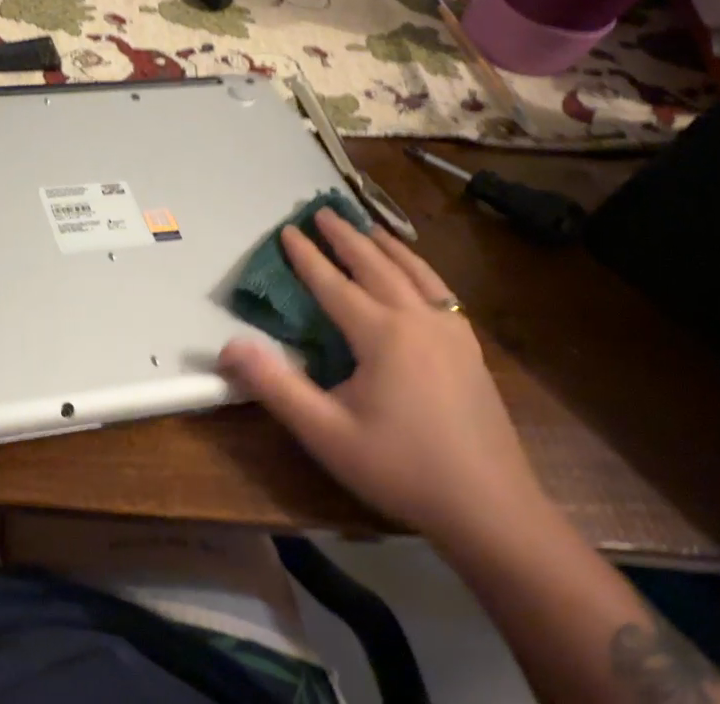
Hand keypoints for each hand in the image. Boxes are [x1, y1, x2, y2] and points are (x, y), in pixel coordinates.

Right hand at [219, 209, 545, 544]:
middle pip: (377, 266)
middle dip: (346, 238)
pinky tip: (417, 277)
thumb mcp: (325, 432)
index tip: (286, 230)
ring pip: (415, 273)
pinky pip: (440, 292)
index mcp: (382, 334)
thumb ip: (275, 385)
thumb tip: (229, 345)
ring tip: (366, 227)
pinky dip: (419, 270)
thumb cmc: (399, 468)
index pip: (333, 284)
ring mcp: (452, 333)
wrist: (490, 506)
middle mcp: (419, 320)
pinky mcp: (470, 350)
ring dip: (386, 247)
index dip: (306, 257)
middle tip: (322, 212)